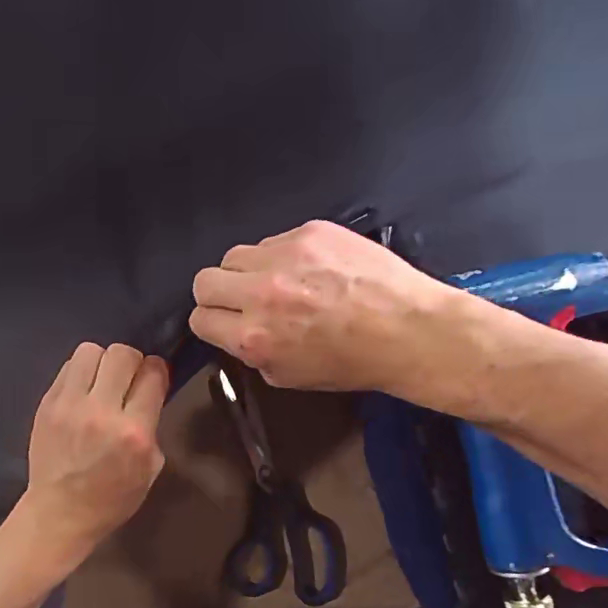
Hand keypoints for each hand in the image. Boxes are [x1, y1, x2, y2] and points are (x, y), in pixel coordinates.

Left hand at [17, 342, 167, 561]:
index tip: (155, 377)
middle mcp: (101, 412)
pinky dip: (81, 372)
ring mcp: (69, 405)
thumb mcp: (150, 468)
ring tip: (103, 380)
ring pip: (91, 350)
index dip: (158, 370)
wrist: (59, 512)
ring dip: (103, 361)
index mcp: (133, 433)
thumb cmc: (111, 498)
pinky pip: (68, 367)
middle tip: (129, 378)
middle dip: (133, 360)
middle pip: (122, 353)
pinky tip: (83, 391)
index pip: (152, 374)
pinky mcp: (47, 403)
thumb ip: (152, 426)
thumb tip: (150, 393)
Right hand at [189, 220, 525, 414]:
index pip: (199, 318)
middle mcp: (260, 293)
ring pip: (236, 255)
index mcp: (253, 337)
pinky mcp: (309, 231)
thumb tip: (237, 332)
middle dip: (218, 293)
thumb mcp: (288, 376)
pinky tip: (311, 269)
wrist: (408, 330)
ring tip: (279, 281)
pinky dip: (283, 254)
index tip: (225, 322)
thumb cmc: (352, 362)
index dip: (211, 322)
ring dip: (248, 270)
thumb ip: (251, 353)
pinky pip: (274, 239)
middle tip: (243, 300)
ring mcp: (284, 256)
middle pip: (205, 280)